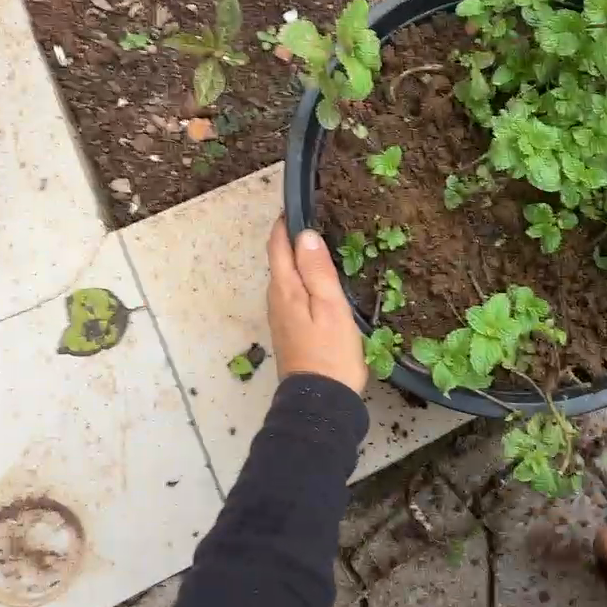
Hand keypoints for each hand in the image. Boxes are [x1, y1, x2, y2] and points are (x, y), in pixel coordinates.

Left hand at [266, 218, 366, 393]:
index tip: (299, 205)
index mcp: (285, 289)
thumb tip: (305, 235)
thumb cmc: (330, 352)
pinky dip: (304, 280)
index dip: (285, 224)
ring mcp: (281, 316)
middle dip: (294, 239)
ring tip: (324, 247)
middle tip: (319, 221)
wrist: (320, 400)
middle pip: (280, 260)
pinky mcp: (290, 329)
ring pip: (287, 277)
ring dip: (300, 260)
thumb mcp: (330, 306)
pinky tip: (322, 282)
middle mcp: (276, 299)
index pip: (277, 246)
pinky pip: (294, 294)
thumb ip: (317, 270)